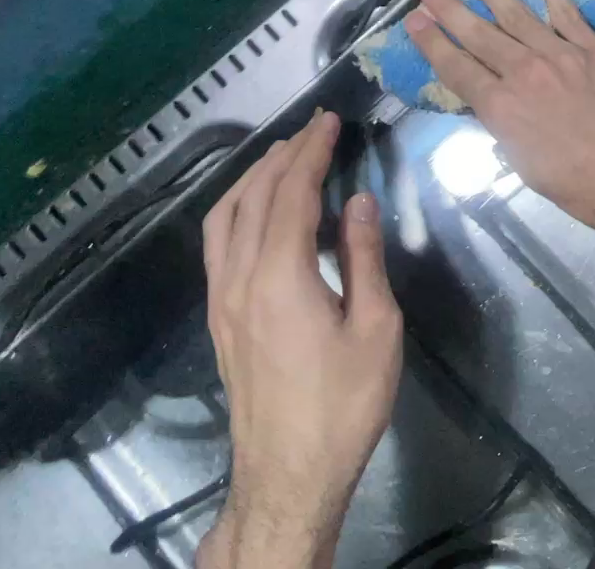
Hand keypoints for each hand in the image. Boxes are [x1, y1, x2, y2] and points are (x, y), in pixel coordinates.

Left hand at [197, 112, 403, 568]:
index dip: (311, 153)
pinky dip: (237, 210)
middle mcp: (239, 280)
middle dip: (282, 156)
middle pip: (252, 200)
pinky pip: (218, 245)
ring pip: (223, 220)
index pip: (292, 195)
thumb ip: (363, 257)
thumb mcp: (375, 326)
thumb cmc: (345, 400)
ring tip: (283, 156)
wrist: (290, 473)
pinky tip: (258, 211)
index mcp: (280, 277)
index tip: (329, 121)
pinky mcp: (220, 320)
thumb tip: (358, 201)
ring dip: (252, 180)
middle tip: (313, 129)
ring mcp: (222, 302)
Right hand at [405, 0, 594, 238]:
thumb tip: (491, 100)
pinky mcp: (594, 48)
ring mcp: (562, 54)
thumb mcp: (522, 162)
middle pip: (478, 32)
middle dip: (447, 4)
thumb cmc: (578, 186)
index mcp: (502, 108)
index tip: (412, 19)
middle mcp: (526, 72)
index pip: (456, 67)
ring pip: (516, 11)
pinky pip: (566, 9)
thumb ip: (503, 124)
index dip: (431, 42)